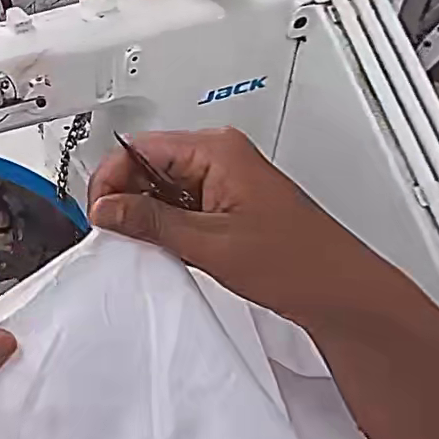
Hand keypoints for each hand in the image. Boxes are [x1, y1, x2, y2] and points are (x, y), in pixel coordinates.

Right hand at [86, 128, 427, 334]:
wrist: (339, 290)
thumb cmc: (298, 260)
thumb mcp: (208, 242)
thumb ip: (149, 221)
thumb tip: (108, 208)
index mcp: (216, 150)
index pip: (140, 148)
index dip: (111, 178)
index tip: (99, 210)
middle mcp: (219, 156)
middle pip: (147, 163)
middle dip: (125, 195)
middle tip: (112, 228)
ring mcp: (222, 178)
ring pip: (161, 185)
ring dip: (145, 212)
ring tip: (144, 242)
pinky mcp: (224, 200)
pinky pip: (179, 202)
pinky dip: (164, 222)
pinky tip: (166, 245)